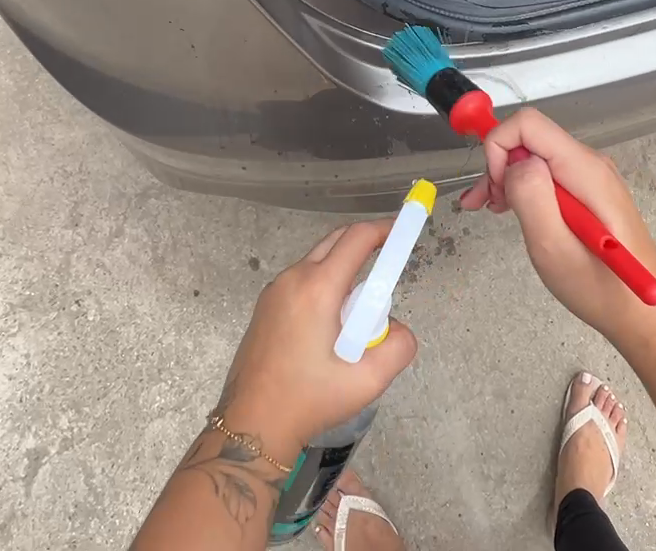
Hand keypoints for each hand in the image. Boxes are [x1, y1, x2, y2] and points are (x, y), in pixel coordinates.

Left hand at [214, 221, 417, 459]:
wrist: (252, 426)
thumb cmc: (309, 400)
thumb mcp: (368, 381)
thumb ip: (399, 347)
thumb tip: (397, 327)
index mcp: (318, 288)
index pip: (356, 238)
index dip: (384, 229)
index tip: (403, 231)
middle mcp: (293, 279)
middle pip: (336, 240)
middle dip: (365, 241)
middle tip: (389, 259)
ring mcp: (274, 291)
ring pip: (317, 260)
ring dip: (344, 266)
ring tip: (361, 304)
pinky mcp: (265, 306)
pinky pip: (302, 279)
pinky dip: (324, 283)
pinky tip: (332, 321)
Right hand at [459, 108, 655, 340]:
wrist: (645, 313)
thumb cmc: (600, 288)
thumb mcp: (553, 248)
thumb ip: (531, 197)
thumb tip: (514, 162)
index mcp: (584, 171)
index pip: (529, 124)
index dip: (500, 147)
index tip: (495, 188)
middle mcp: (589, 163)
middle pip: (529, 138)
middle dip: (498, 165)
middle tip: (485, 205)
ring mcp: (590, 176)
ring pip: (535, 156)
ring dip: (507, 178)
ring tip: (491, 210)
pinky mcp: (588, 190)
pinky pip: (547, 173)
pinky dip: (523, 187)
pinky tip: (510, 210)